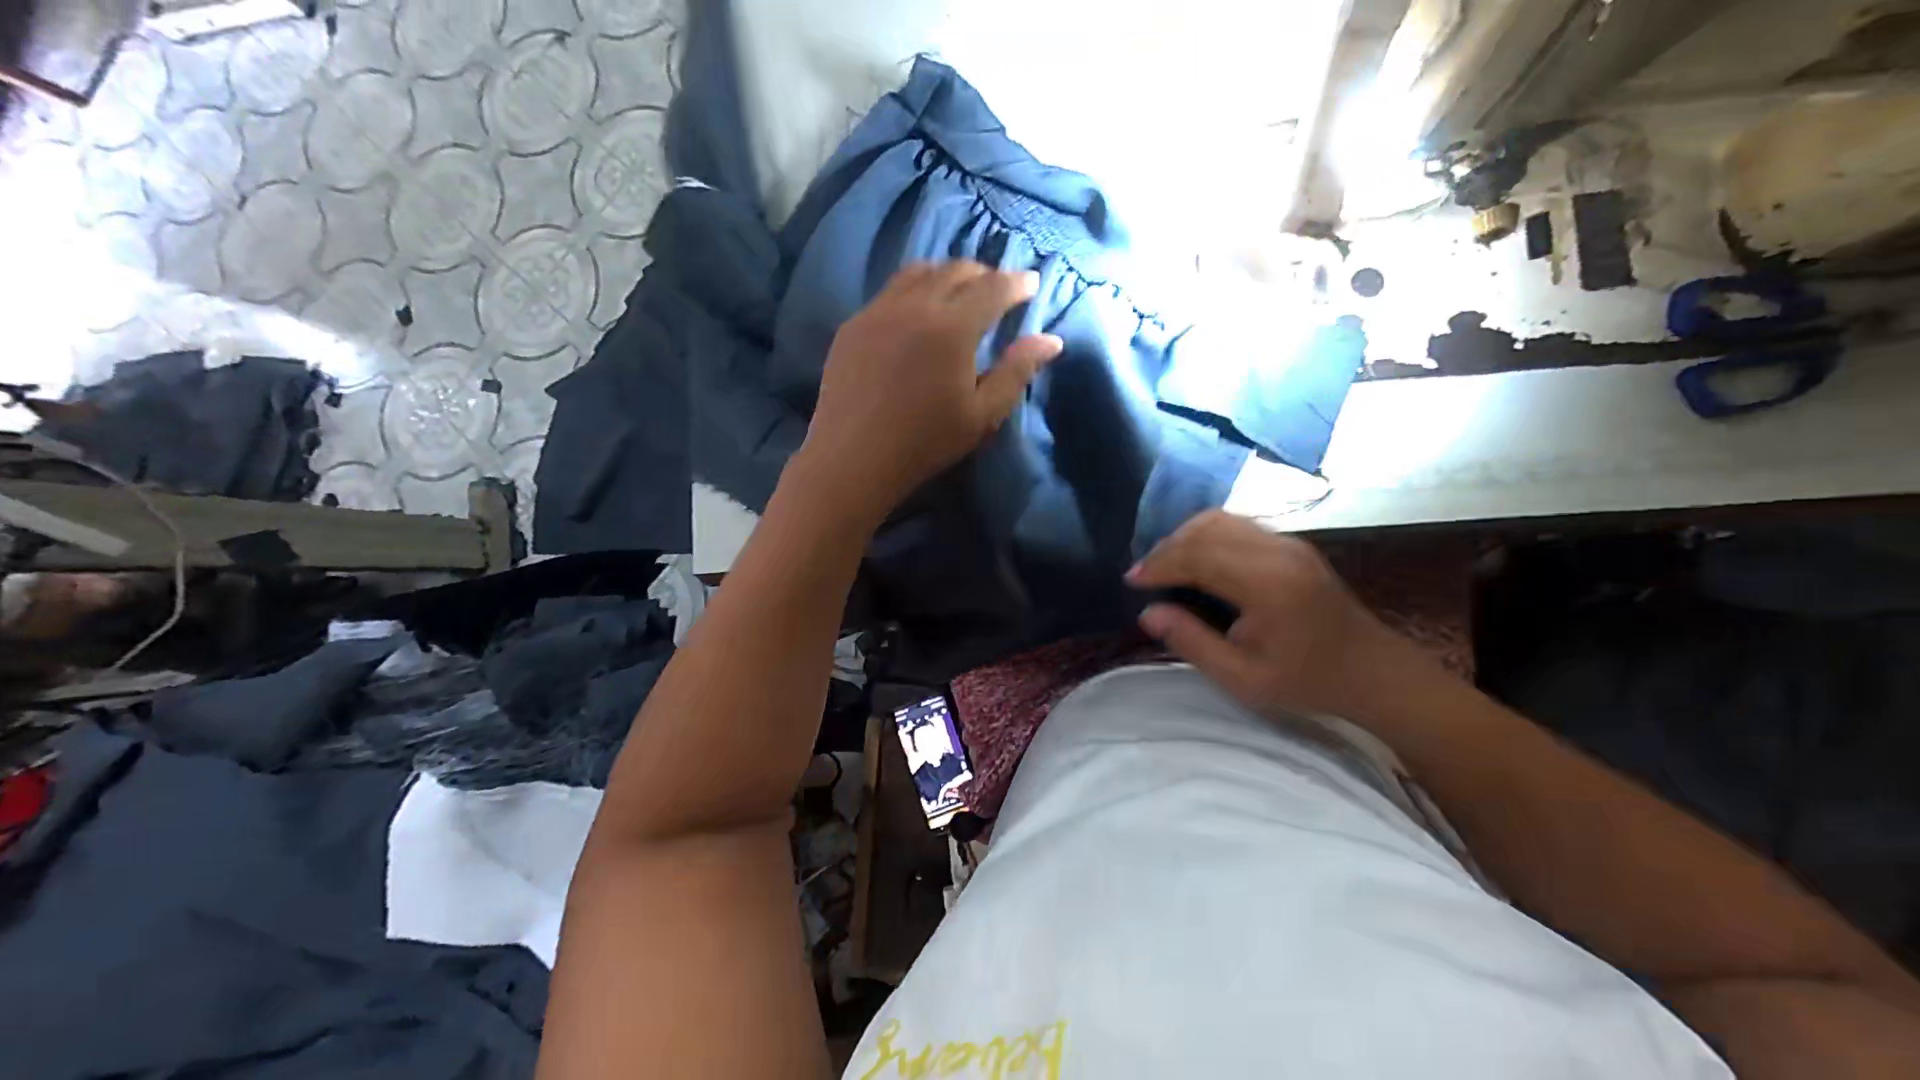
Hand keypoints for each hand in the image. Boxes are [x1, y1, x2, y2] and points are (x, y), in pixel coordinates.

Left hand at [797, 261, 1063, 518]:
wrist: (853, 460)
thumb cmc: (925, 443)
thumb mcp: (982, 415)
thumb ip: (1017, 372)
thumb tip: (1051, 340)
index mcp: (952, 328)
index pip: (993, 287)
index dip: (1017, 283)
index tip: (1031, 284)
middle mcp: (914, 306)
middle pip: (955, 270)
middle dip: (984, 274)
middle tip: (998, 290)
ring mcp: (878, 311)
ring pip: (918, 273)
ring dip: (947, 275)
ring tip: (959, 292)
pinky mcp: (854, 324)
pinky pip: (889, 292)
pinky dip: (914, 290)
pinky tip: (917, 312)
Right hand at [1127, 511, 1437, 722]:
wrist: (1374, 672)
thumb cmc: (1307, 681)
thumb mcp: (1241, 677)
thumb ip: (1191, 641)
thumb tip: (1148, 613)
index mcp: (1266, 583)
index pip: (1197, 555)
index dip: (1159, 564)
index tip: (1132, 582)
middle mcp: (1278, 551)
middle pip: (1206, 529)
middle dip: (1167, 548)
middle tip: (1144, 576)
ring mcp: (1289, 543)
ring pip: (1222, 520)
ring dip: (1186, 537)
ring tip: (1165, 566)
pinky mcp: (1293, 545)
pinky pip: (1239, 526)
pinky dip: (1207, 537)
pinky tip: (1197, 561)